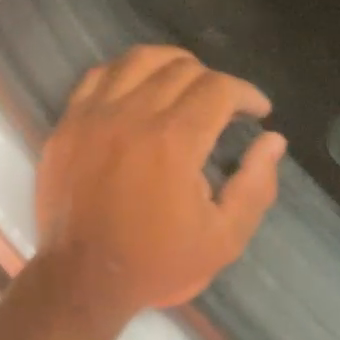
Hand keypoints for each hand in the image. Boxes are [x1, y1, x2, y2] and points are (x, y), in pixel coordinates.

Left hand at [35, 45, 286, 316]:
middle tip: (225, 105)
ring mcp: (93, 115)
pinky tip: (137, 88)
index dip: (246, 93)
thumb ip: (255, 186)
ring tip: (185, 83)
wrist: (82, 279)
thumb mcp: (223, 238)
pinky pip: (97, 76)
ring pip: (136, 60)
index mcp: (173, 142)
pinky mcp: (67, 123)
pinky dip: (124, 72)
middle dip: (213, 79)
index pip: (218, 88)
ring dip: (170, 63)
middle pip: (180, 68)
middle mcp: (131, 115)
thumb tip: (272, 139)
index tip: (257, 110)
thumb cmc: (156, 262)